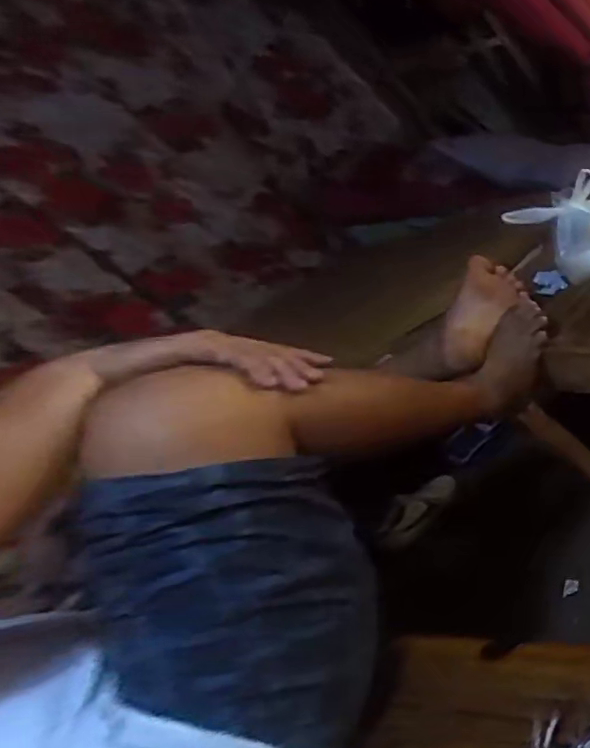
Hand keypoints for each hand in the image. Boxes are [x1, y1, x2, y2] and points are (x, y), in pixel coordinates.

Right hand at [87, 330, 332, 391]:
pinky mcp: (192, 346)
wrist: (103, 375)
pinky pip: (230, 356)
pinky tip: (267, 382)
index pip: (274, 352)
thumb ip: (231, 388)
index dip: (301, 357)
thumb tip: (263, 405)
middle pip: (271, 352)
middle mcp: (224, 342)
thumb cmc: (158, 385)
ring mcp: (209, 341)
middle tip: (318, 380)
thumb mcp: (207, 387)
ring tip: (297, 386)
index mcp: (230, 350)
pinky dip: (252, 367)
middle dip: (297, 365)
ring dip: (280, 369)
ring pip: (256, 353)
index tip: (328, 366)